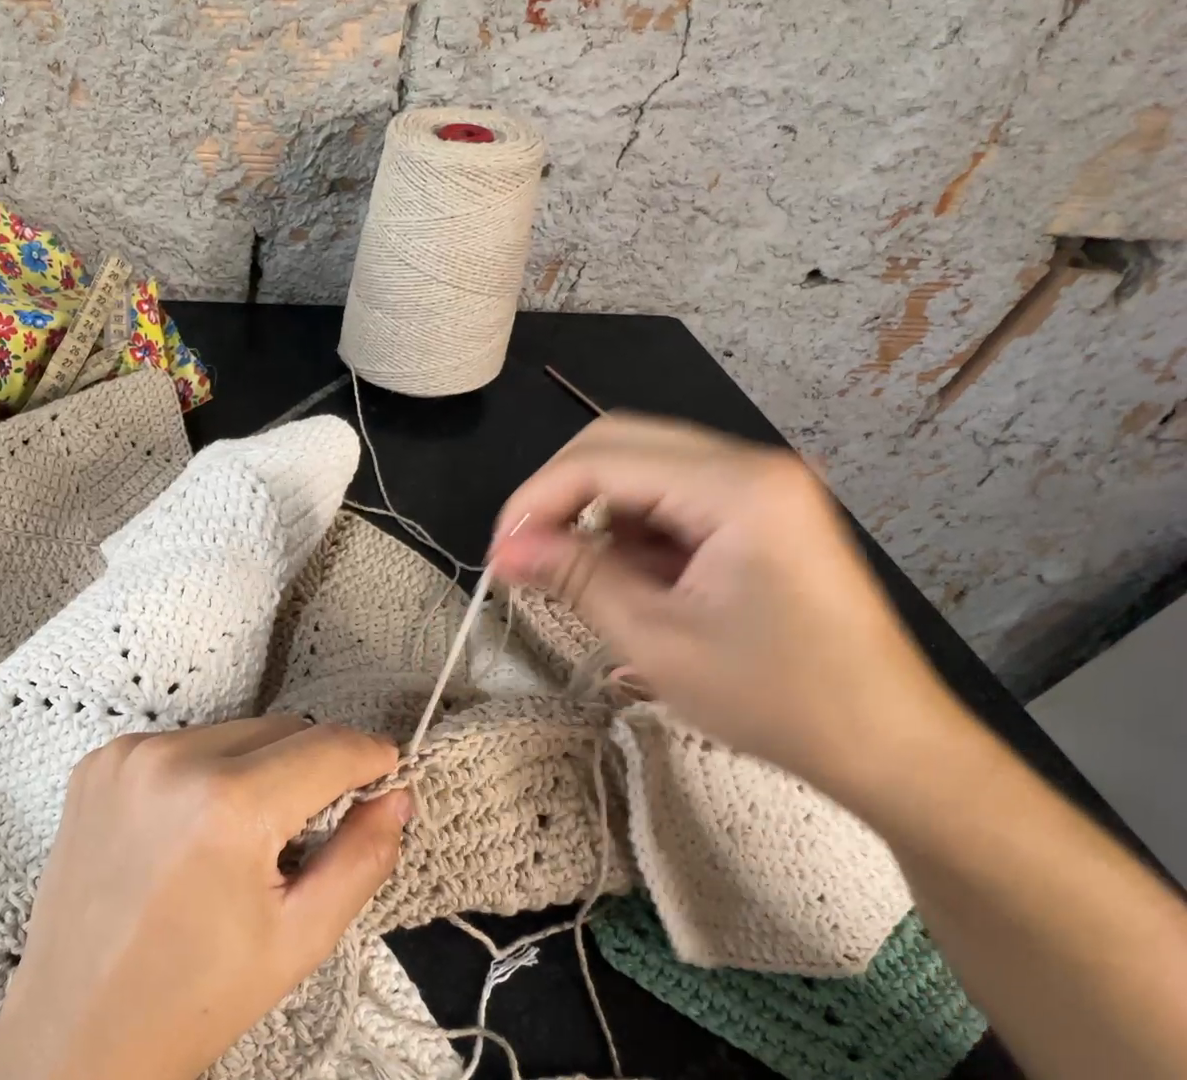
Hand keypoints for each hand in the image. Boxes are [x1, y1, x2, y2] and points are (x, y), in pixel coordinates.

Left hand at [0, 717, 411, 1079]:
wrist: (76, 1030)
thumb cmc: (189, 998)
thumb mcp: (299, 938)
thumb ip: (362, 857)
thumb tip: (396, 797)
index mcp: (227, 806)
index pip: (328, 744)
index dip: (370, 756)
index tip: (387, 772)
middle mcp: (171, 761)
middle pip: (281, 729)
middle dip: (311, 768)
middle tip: (306, 832)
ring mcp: (126, 757)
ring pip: (232, 733)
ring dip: (256, 769)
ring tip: (239, 842)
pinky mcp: (98, 764)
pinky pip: (181, 744)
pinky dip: (203, 774)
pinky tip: (191, 833)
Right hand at [486, 413, 956, 788]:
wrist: (888, 743)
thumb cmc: (777, 699)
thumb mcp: (656, 639)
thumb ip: (575, 577)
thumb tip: (502, 551)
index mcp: (736, 487)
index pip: (601, 459)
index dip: (534, 501)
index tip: (498, 556)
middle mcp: (750, 465)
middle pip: (619, 442)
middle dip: (557, 495)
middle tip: (521, 555)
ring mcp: (760, 486)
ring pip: (641, 465)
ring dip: (592, 510)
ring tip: (570, 574)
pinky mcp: (760, 512)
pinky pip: (670, 495)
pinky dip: (628, 526)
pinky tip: (622, 576)